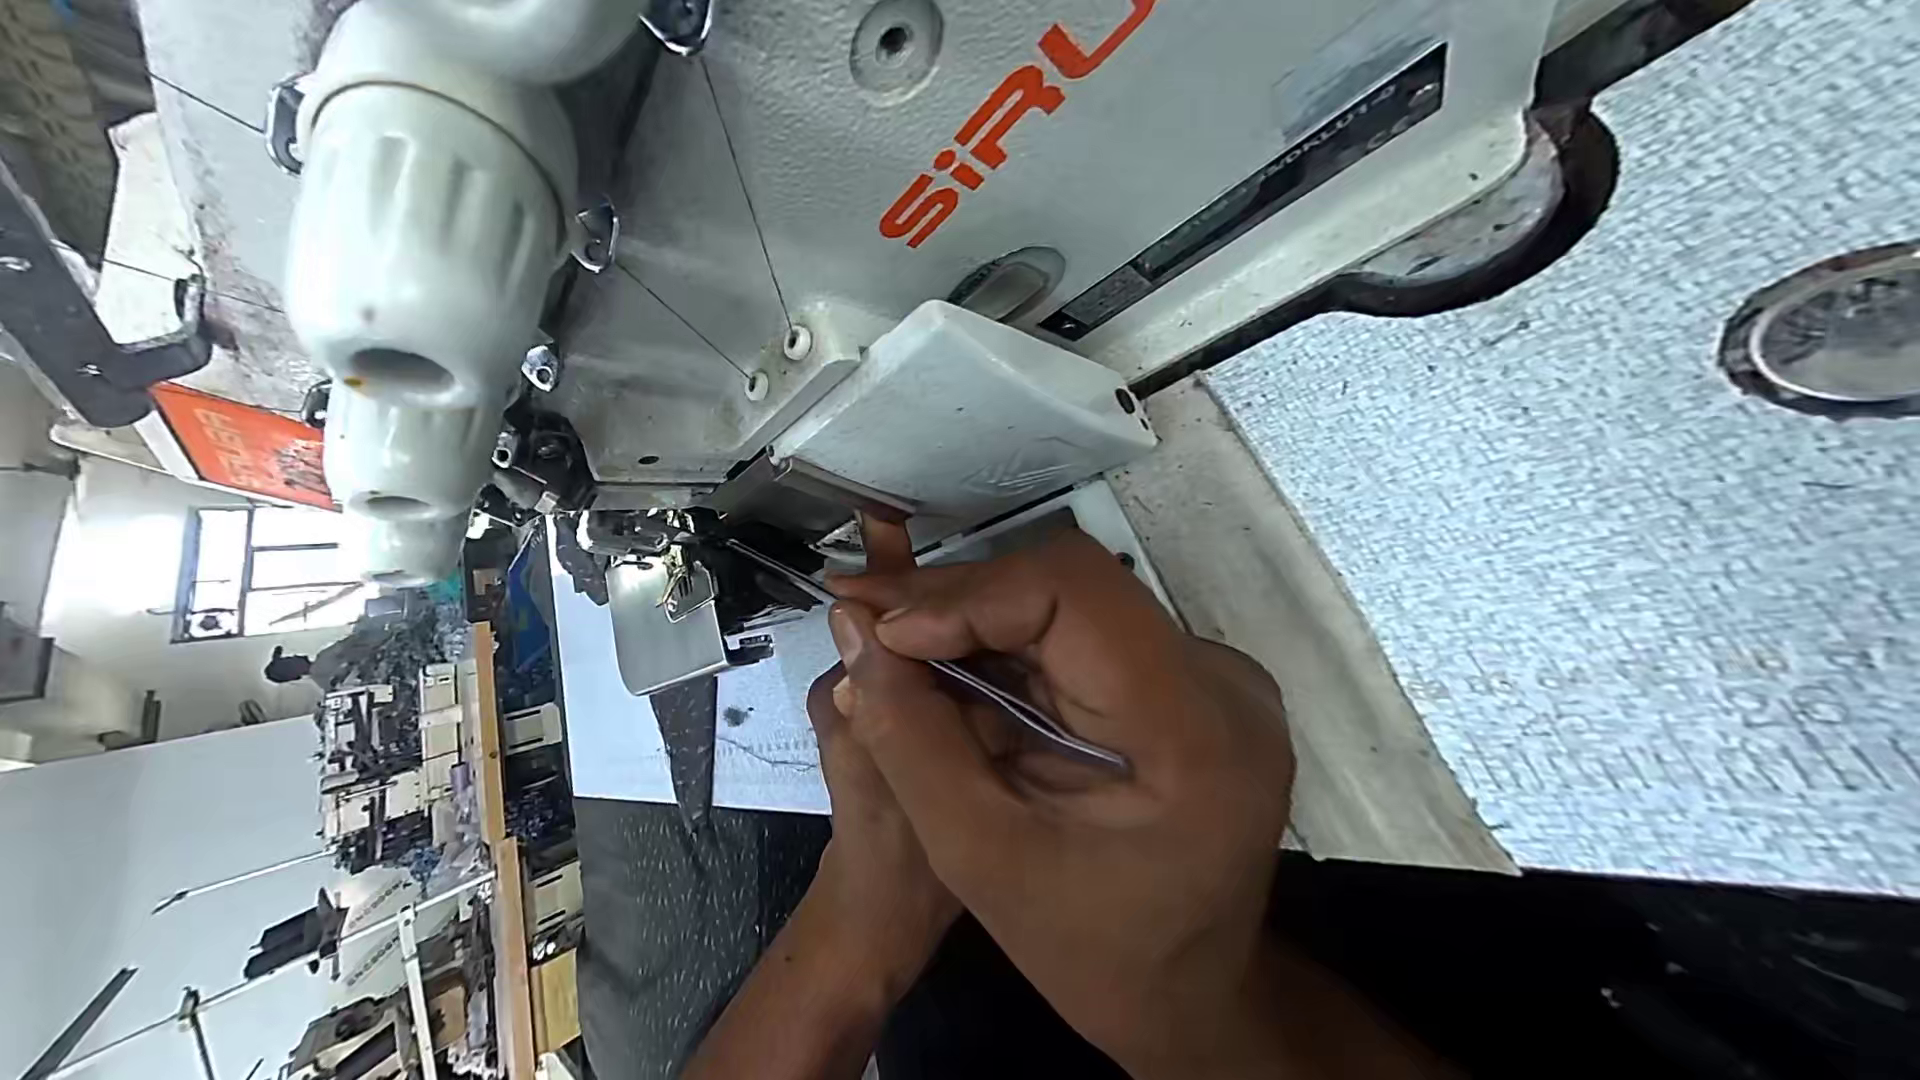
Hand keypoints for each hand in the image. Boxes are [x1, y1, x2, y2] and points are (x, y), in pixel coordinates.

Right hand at [826, 525, 1297, 1075]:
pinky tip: (942, 652)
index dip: (971, 594)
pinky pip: (1076, 628)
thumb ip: (906, 736)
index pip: (1076, 592)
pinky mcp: (1181, 675)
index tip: (885, 628)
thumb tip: (854, 629)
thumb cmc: (1091, 952)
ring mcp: (1206, 672)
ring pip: (1066, 598)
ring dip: (970, 614)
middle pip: (1068, 586)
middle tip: (865, 609)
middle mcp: (1217, 679)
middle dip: (955, 599)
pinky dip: (1000, 638)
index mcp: (1193, 731)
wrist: (1189, 991)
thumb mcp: (976, 856)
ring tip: (889, 631)